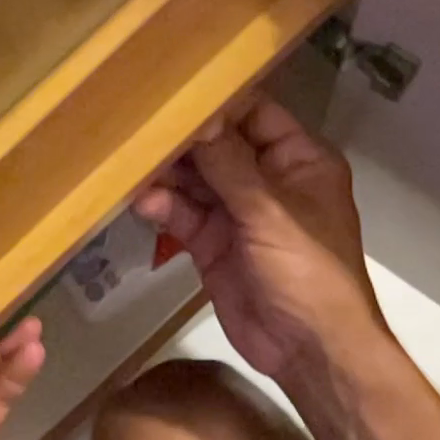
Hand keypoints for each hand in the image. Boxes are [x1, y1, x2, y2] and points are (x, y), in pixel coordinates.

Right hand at [134, 96, 384, 378]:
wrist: (308, 348)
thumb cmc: (307, 270)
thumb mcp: (271, 211)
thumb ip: (230, 164)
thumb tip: (199, 117)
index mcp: (298, 160)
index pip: (254, 115)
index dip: (216, 104)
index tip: (171, 91)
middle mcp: (267, 180)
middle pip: (217, 147)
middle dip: (182, 141)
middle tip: (138, 128)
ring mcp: (237, 214)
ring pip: (195, 183)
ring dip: (167, 176)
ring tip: (131, 166)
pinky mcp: (213, 245)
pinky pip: (184, 217)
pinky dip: (164, 209)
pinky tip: (142, 203)